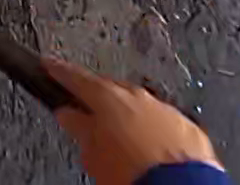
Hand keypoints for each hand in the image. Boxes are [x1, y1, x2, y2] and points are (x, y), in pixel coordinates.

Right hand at [46, 58, 220, 184]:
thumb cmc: (136, 176)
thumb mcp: (92, 155)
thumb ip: (77, 128)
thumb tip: (69, 116)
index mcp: (103, 94)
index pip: (71, 74)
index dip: (56, 70)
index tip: (48, 66)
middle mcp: (133, 94)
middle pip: (107, 90)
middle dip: (100, 101)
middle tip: (93, 119)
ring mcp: (164, 110)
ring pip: (139, 106)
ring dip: (131, 118)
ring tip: (128, 143)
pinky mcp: (191, 130)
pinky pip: (166, 123)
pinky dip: (157, 132)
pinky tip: (155, 151)